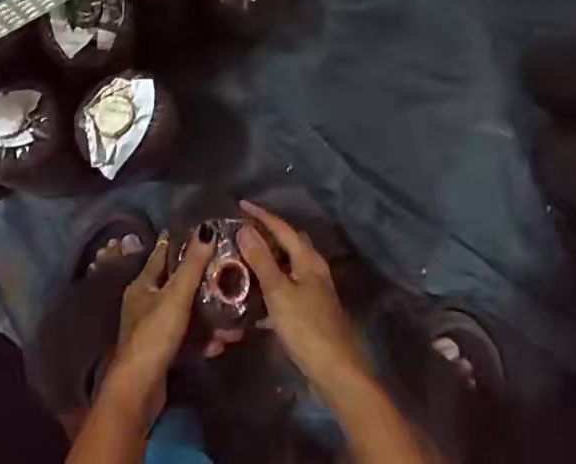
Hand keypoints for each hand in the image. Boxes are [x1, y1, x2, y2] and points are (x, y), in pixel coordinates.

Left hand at [106, 229, 212, 418]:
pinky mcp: (162, 352)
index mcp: (142, 285)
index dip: (180, 241)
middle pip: (177, 283)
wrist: (138, 392)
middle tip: (228, 271)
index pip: (162, 253)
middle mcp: (145, 304)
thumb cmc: (153, 335)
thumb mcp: (176, 295)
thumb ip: (192, 264)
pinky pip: (187, 337)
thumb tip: (206, 228)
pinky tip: (220, 343)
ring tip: (232, 312)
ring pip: (185, 312)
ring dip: (208, 314)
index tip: (203, 231)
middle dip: (203, 280)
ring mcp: (153, 329)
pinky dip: (203, 339)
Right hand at [236, 200, 370, 388]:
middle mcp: (313, 269)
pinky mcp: (309, 311)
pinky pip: (285, 291)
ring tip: (240, 263)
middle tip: (240, 234)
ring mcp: (313, 291)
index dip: (262, 215)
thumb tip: (245, 228)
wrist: (335, 370)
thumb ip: (262, 260)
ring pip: (286, 268)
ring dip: (266, 263)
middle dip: (265, 236)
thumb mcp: (279, 292)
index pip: (282, 228)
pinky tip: (252, 301)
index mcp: (308, 259)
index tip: (241, 204)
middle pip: (287, 244)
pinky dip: (269, 289)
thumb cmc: (306, 327)